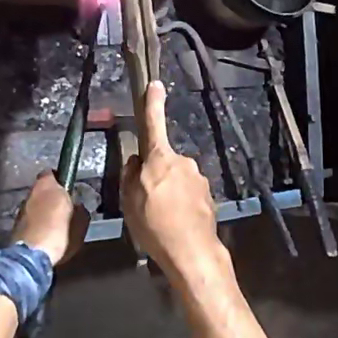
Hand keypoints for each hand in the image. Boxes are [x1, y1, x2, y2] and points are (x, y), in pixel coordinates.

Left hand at [11, 170, 81, 265]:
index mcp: (46, 185)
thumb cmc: (59, 232)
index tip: (66, 189)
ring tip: (53, 225)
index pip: (50, 173)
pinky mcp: (15, 225)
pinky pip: (28, 220)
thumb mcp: (80, 221)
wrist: (33, 255)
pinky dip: (35, 224)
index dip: (59, 180)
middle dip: (49, 197)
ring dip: (41, 211)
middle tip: (62, 209)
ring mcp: (20, 209)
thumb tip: (77, 205)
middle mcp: (30, 193)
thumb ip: (78, 209)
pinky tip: (43, 235)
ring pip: (33, 205)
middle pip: (41, 190)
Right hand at [121, 82, 226, 284]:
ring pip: (176, 179)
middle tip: (145, 200)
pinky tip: (174, 224)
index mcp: (160, 158)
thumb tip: (136, 162)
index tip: (155, 84)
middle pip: (163, 160)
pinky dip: (180, 205)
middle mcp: (183, 162)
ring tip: (160, 218)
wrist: (192, 253)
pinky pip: (188, 195)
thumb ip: (130, 175)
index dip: (152, 103)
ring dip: (168, 192)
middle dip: (155, 173)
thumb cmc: (154, 224)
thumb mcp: (128, 200)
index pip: (153, 123)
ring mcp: (199, 180)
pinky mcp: (208, 197)